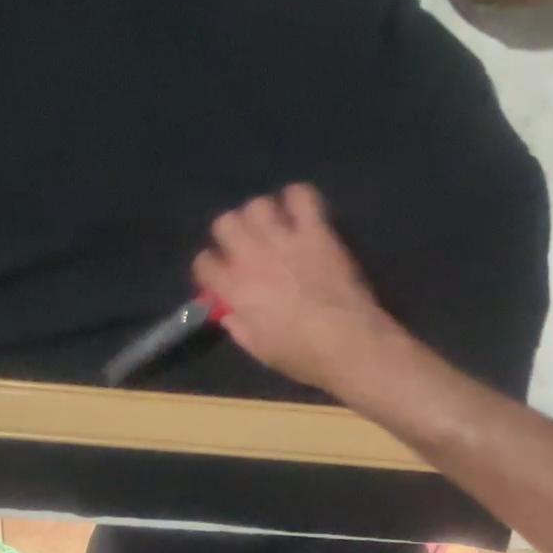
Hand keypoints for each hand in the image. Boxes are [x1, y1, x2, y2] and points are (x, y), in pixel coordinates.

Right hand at [192, 184, 402, 394]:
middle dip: (230, 233)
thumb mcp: (261, 351)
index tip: (220, 275)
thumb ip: (240, 327)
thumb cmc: (302, 356)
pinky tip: (300, 213)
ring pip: (257, 205)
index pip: (204, 263)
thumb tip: (230, 313)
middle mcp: (253, 257)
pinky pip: (301, 196)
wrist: (349, 342)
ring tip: (273, 228)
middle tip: (245, 246)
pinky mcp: (316, 232)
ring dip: (261, 215)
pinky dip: (297, 199)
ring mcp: (285, 240)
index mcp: (235, 290)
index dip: (209, 268)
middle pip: (224, 222)